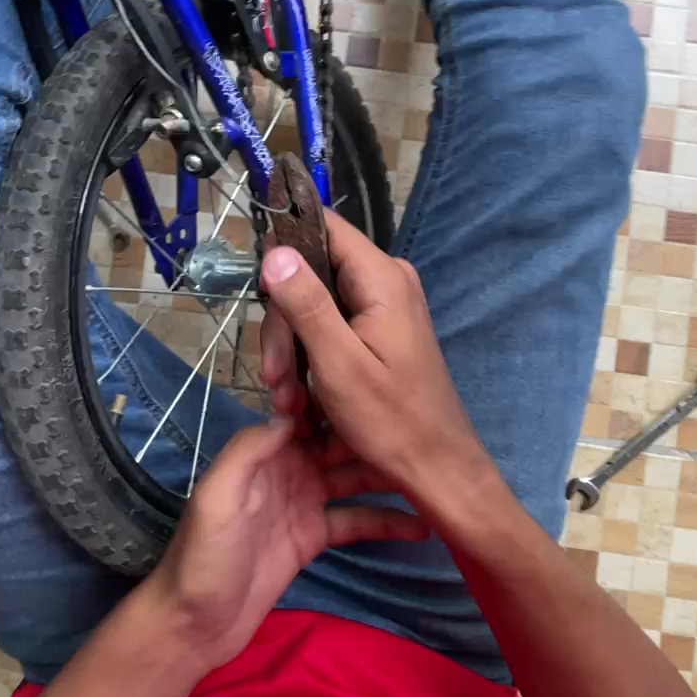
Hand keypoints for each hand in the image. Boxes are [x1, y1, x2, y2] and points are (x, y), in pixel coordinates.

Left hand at [141, 416, 427, 668]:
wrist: (194, 624)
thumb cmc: (202, 556)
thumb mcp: (216, 496)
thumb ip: (248, 451)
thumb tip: (292, 413)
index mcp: (263, 452)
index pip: (306, 414)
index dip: (339, 402)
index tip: (379, 395)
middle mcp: (287, 468)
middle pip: (337, 442)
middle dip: (373, 436)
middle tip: (423, 435)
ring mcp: (303, 502)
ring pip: (352, 478)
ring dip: (386, 475)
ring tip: (432, 473)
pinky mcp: (313, 537)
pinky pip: (354, 521)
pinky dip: (385, 521)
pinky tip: (420, 525)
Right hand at [258, 212, 507, 525]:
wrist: (437, 468)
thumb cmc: (391, 420)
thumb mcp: (339, 363)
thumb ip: (307, 303)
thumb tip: (275, 252)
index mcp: (382, 277)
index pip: (324, 227)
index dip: (286, 246)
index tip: (259, 286)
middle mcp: (385, 279)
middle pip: (312, 273)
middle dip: (285, 323)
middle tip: (276, 378)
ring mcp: (383, 305)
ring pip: (315, 303)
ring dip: (293, 348)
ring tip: (289, 398)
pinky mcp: (378, 328)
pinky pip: (330, 324)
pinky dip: (311, 355)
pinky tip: (301, 395)